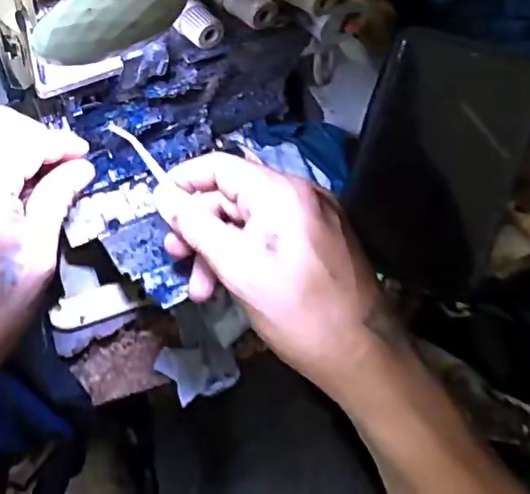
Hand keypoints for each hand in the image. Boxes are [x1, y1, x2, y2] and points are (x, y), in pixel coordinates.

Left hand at [0, 107, 95, 393]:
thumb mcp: (37, 253)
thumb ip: (57, 198)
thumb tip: (80, 167)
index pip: (26, 137)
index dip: (61, 143)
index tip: (86, 158)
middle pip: (2, 124)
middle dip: (39, 137)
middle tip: (68, 165)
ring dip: (19, 146)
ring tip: (48, 177)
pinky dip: (0, 159)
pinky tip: (19, 187)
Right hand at [162, 152, 399, 391]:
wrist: (369, 365)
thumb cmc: (298, 312)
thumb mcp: (235, 267)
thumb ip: (194, 226)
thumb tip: (164, 196)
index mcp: (281, 191)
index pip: (218, 166)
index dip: (183, 182)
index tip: (160, 207)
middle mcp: (299, 194)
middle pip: (230, 196)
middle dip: (199, 227)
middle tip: (176, 254)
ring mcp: (313, 217)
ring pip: (246, 221)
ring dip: (218, 248)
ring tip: (201, 286)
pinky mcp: (319, 241)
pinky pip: (268, 236)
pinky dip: (244, 255)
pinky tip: (229, 285)